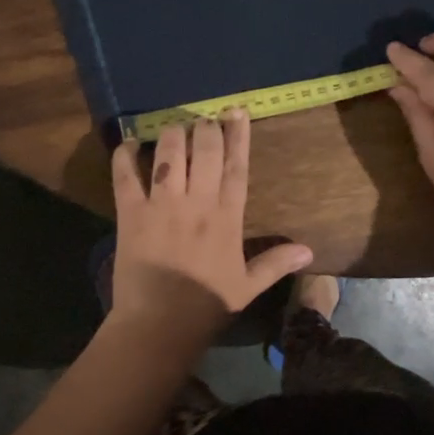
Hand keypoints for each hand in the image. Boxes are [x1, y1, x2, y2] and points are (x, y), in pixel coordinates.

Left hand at [109, 110, 312, 335]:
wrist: (159, 324)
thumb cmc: (206, 306)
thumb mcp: (247, 286)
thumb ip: (276, 263)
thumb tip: (309, 251)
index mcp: (227, 217)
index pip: (236, 166)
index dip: (238, 135)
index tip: (236, 111)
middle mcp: (196, 202)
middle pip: (203, 150)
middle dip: (204, 128)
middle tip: (202, 121)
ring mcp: (161, 205)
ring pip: (167, 153)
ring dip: (170, 135)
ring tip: (172, 129)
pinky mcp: (131, 213)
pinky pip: (125, 176)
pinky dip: (124, 156)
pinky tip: (127, 144)